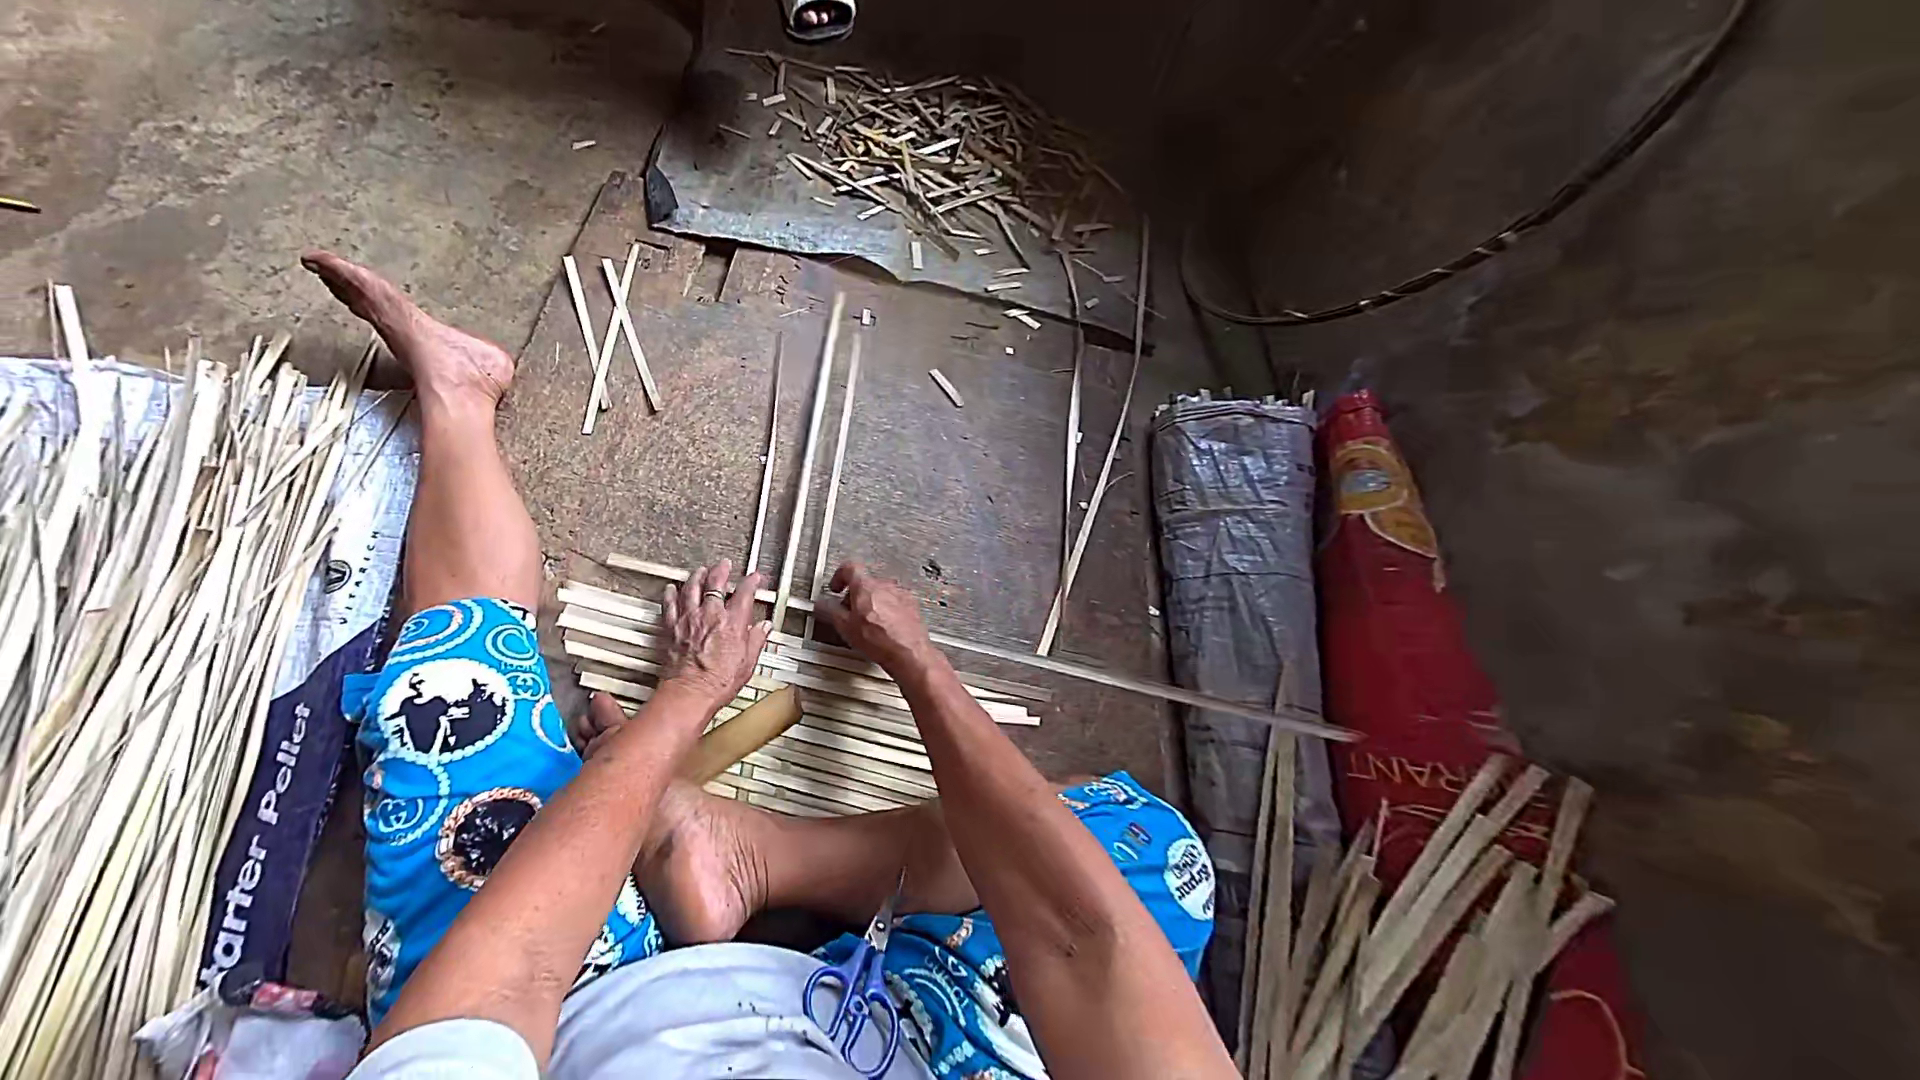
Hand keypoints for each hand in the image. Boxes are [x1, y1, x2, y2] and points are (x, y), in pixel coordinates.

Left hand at [659, 560, 771, 710]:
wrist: (690, 694)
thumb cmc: (717, 682)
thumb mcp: (748, 662)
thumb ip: (756, 640)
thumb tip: (764, 628)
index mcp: (732, 623)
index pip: (744, 594)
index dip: (751, 582)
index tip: (754, 578)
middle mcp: (710, 617)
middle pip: (715, 584)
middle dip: (721, 571)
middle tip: (724, 565)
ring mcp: (689, 621)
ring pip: (691, 589)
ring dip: (697, 577)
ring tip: (700, 570)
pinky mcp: (672, 629)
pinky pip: (670, 605)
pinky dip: (672, 594)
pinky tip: (672, 589)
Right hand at [815, 563, 935, 673]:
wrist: (908, 652)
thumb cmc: (880, 640)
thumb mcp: (845, 627)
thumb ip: (830, 611)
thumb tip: (822, 605)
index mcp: (865, 586)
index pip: (849, 567)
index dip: (839, 576)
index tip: (837, 587)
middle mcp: (885, 585)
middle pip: (865, 582)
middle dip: (855, 595)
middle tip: (850, 612)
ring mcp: (900, 593)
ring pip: (881, 592)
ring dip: (872, 602)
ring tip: (868, 622)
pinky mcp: (911, 604)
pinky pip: (895, 600)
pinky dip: (887, 609)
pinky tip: (884, 626)